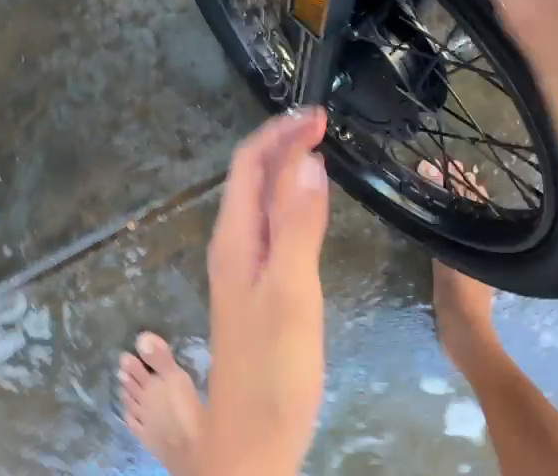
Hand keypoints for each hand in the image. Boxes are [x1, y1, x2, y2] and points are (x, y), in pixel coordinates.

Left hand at [202, 107, 331, 475]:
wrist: (252, 442)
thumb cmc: (273, 367)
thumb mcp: (290, 291)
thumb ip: (297, 224)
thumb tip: (307, 160)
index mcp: (234, 237)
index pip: (248, 164)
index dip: (278, 133)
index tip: (318, 116)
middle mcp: (233, 244)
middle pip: (251, 177)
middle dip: (282, 142)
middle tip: (324, 125)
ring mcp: (243, 267)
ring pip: (260, 200)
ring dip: (285, 168)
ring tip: (320, 150)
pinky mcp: (258, 287)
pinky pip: (270, 225)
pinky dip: (291, 200)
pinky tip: (310, 207)